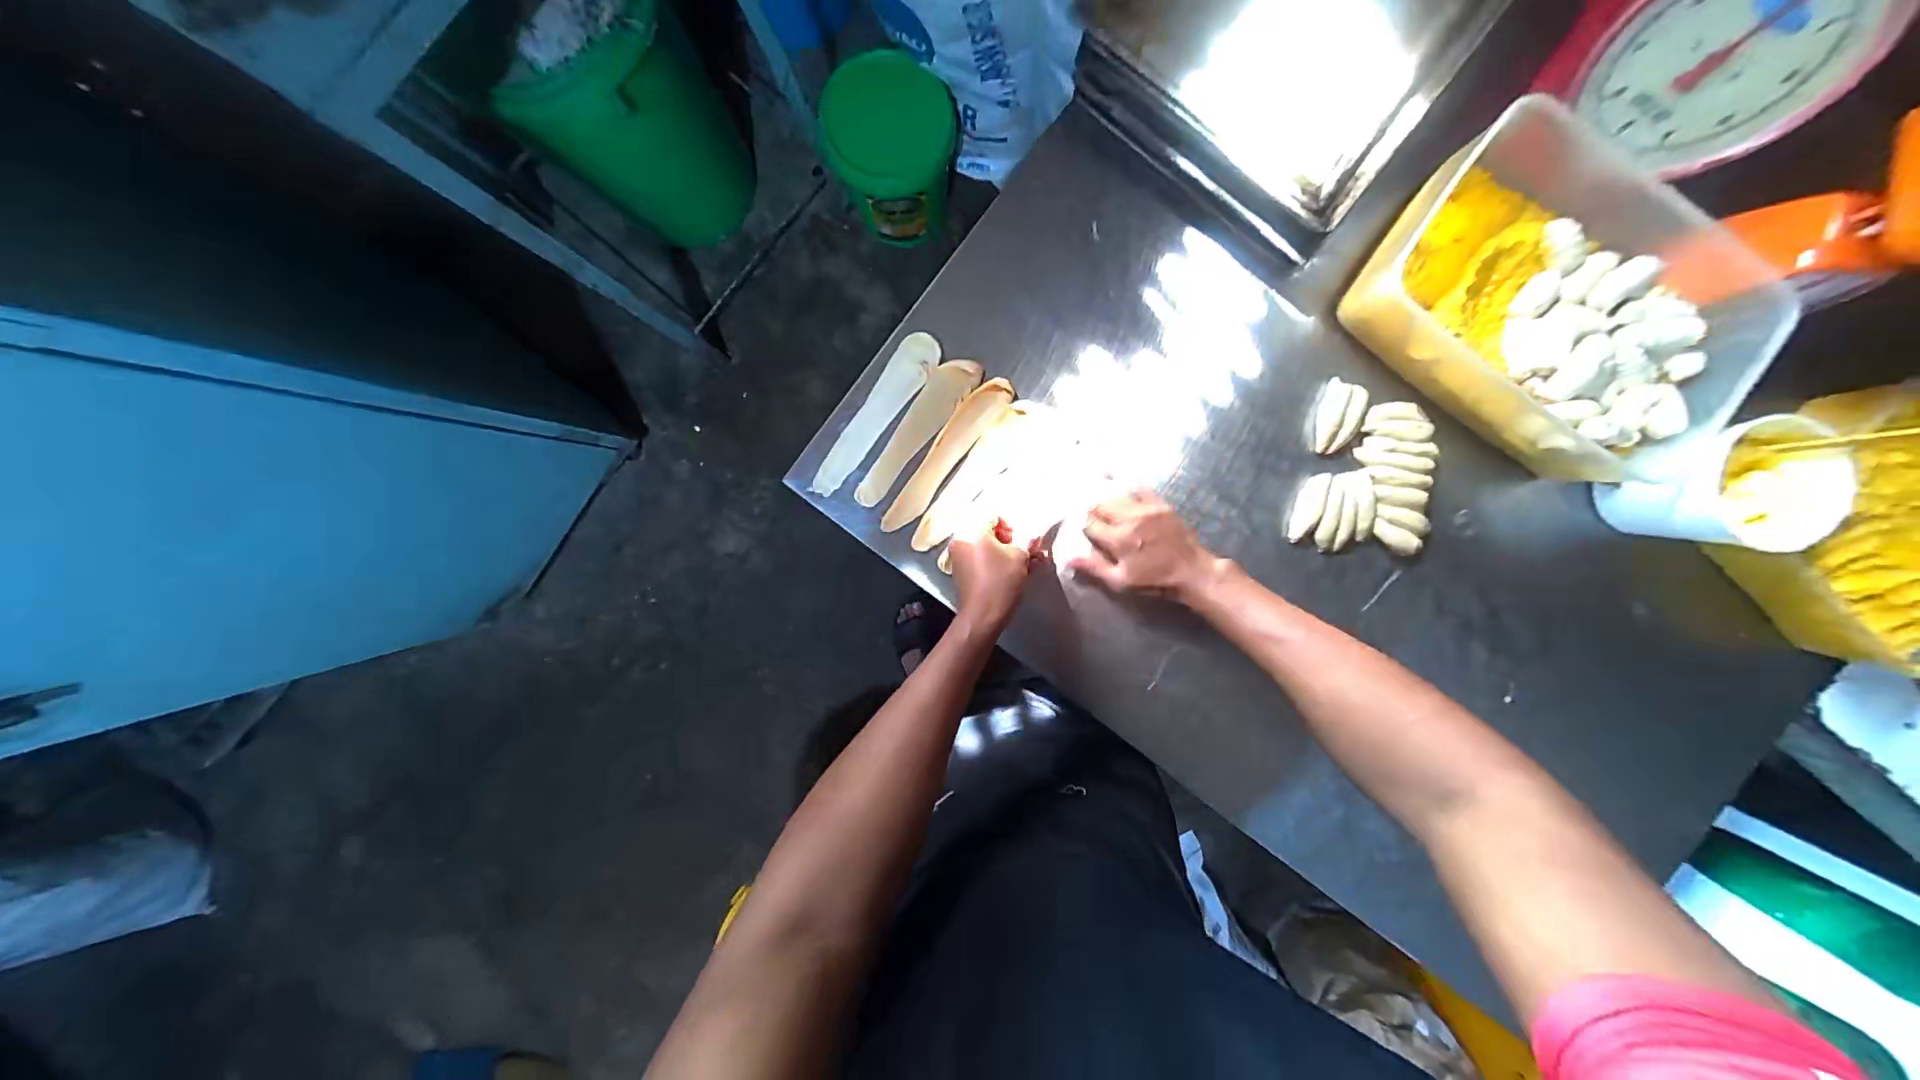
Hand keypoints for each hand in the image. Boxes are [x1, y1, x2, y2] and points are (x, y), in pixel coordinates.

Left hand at [948, 518, 1037, 632]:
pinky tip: (1015, 571)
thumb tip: (1032, 536)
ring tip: (1027, 564)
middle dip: (1012, 541)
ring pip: (987, 546)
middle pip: (989, 531)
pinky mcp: (961, 570)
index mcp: (971, 529)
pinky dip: (997, 561)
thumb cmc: (1000, 581)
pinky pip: (981, 558)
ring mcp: (959, 555)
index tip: (1022, 541)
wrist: (982, 615)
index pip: (994, 516)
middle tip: (1027, 552)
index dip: (1013, 526)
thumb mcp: (1020, 557)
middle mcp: (960, 539)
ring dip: (1007, 552)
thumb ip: (1026, 541)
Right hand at [1067, 492, 1222, 601]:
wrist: (1192, 571)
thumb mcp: (1121, 581)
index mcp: (1118, 540)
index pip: (1089, 524)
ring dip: (1107, 500)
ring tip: (1105, 505)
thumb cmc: (1154, 580)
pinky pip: (1139, 488)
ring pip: (1116, 496)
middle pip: (1100, 505)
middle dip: (1093, 511)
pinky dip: (1128, 487)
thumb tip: (1068, 558)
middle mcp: (1129, 519)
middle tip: (1094, 519)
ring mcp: (1146, 509)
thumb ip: (1095, 567)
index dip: (1085, 527)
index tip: (1086, 532)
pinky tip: (1122, 486)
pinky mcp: (1160, 504)